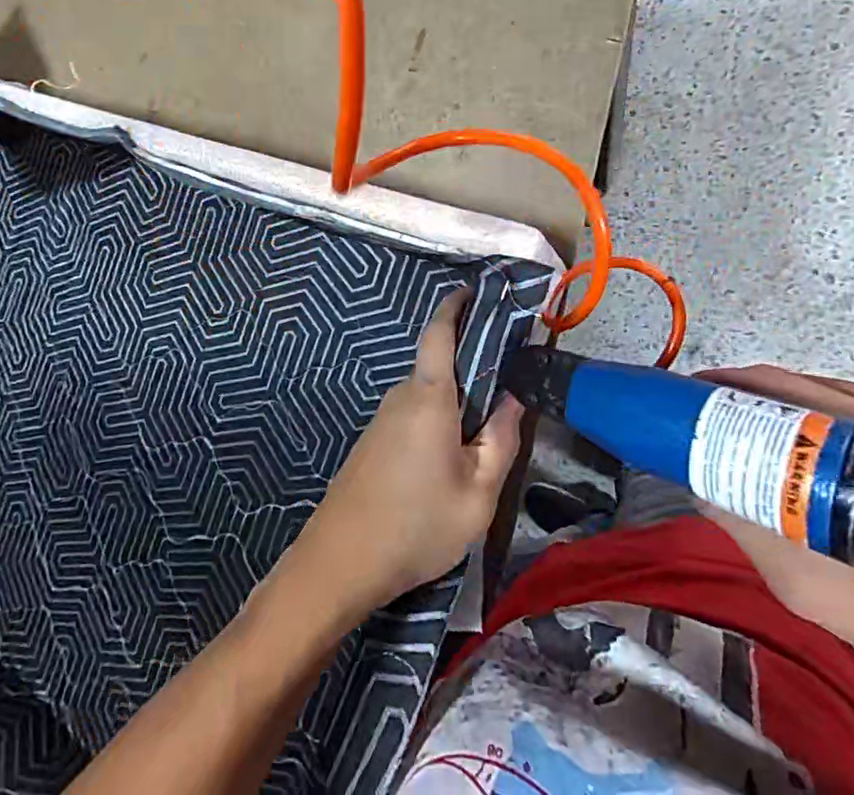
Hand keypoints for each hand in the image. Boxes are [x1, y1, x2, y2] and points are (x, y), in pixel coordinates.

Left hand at [284, 289, 523, 618]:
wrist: (340, 561)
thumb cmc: (416, 526)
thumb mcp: (478, 492)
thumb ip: (501, 441)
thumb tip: (513, 400)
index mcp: (428, 397)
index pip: (440, 333)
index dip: (457, 306)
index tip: (477, 291)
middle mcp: (401, 398)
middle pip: (441, 368)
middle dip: (474, 371)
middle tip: (510, 397)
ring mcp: (382, 421)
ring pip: (429, 398)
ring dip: (457, 407)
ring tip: (485, 442)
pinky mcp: (373, 444)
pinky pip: (414, 419)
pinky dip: (438, 425)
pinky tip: (449, 464)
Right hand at [692, 366, 853, 709]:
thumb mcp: (822, 589)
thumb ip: (749, 534)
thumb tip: (695, 484)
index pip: (796, 390)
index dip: (731, 390)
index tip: (685, 403)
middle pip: (810, 387)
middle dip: (747, 401)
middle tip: (697, 424)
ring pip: (829, 396)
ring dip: (776, 414)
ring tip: (727, 436)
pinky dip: (811, 425)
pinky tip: (781, 452)